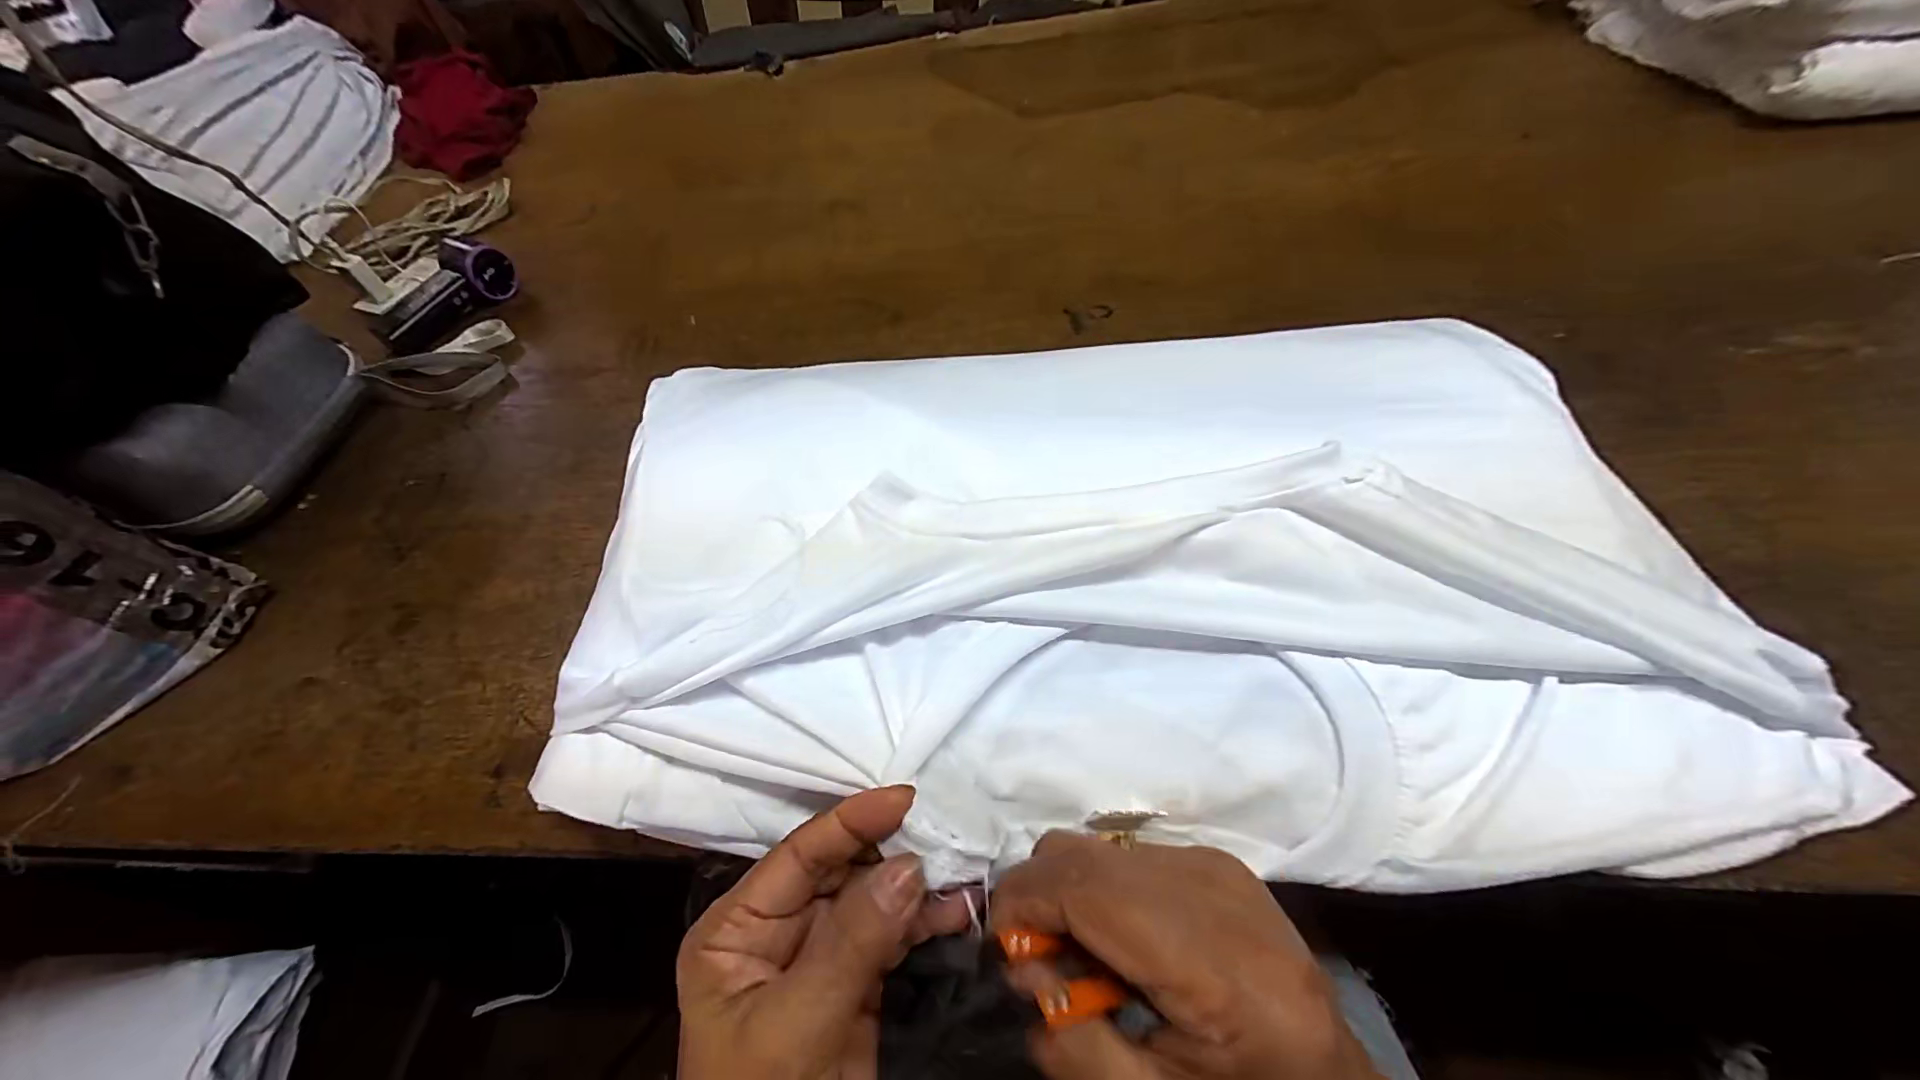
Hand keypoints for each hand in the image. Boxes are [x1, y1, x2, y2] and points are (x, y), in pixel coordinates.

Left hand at [677, 786, 972, 1079]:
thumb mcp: (795, 1024)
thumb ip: (851, 942)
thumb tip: (908, 865)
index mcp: (739, 928)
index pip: (799, 855)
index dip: (851, 822)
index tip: (904, 798)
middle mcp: (779, 928)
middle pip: (842, 869)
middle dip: (892, 851)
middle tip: (943, 835)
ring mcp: (821, 952)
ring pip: (874, 897)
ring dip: (918, 885)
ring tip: (962, 871)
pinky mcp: (856, 979)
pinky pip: (894, 934)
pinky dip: (927, 921)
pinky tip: (959, 910)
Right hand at [991, 832, 1381, 1079]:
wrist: (1328, 1073)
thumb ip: (1074, 1044)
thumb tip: (1021, 971)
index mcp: (1211, 958)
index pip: (1086, 888)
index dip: (1022, 905)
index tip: (1001, 952)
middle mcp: (1211, 885)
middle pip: (1079, 853)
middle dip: (1034, 898)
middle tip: (1040, 964)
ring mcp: (1213, 861)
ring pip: (1094, 845)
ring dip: (1064, 891)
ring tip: (1086, 957)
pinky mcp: (1212, 856)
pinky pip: (1123, 852)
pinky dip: (1098, 887)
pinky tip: (1122, 940)